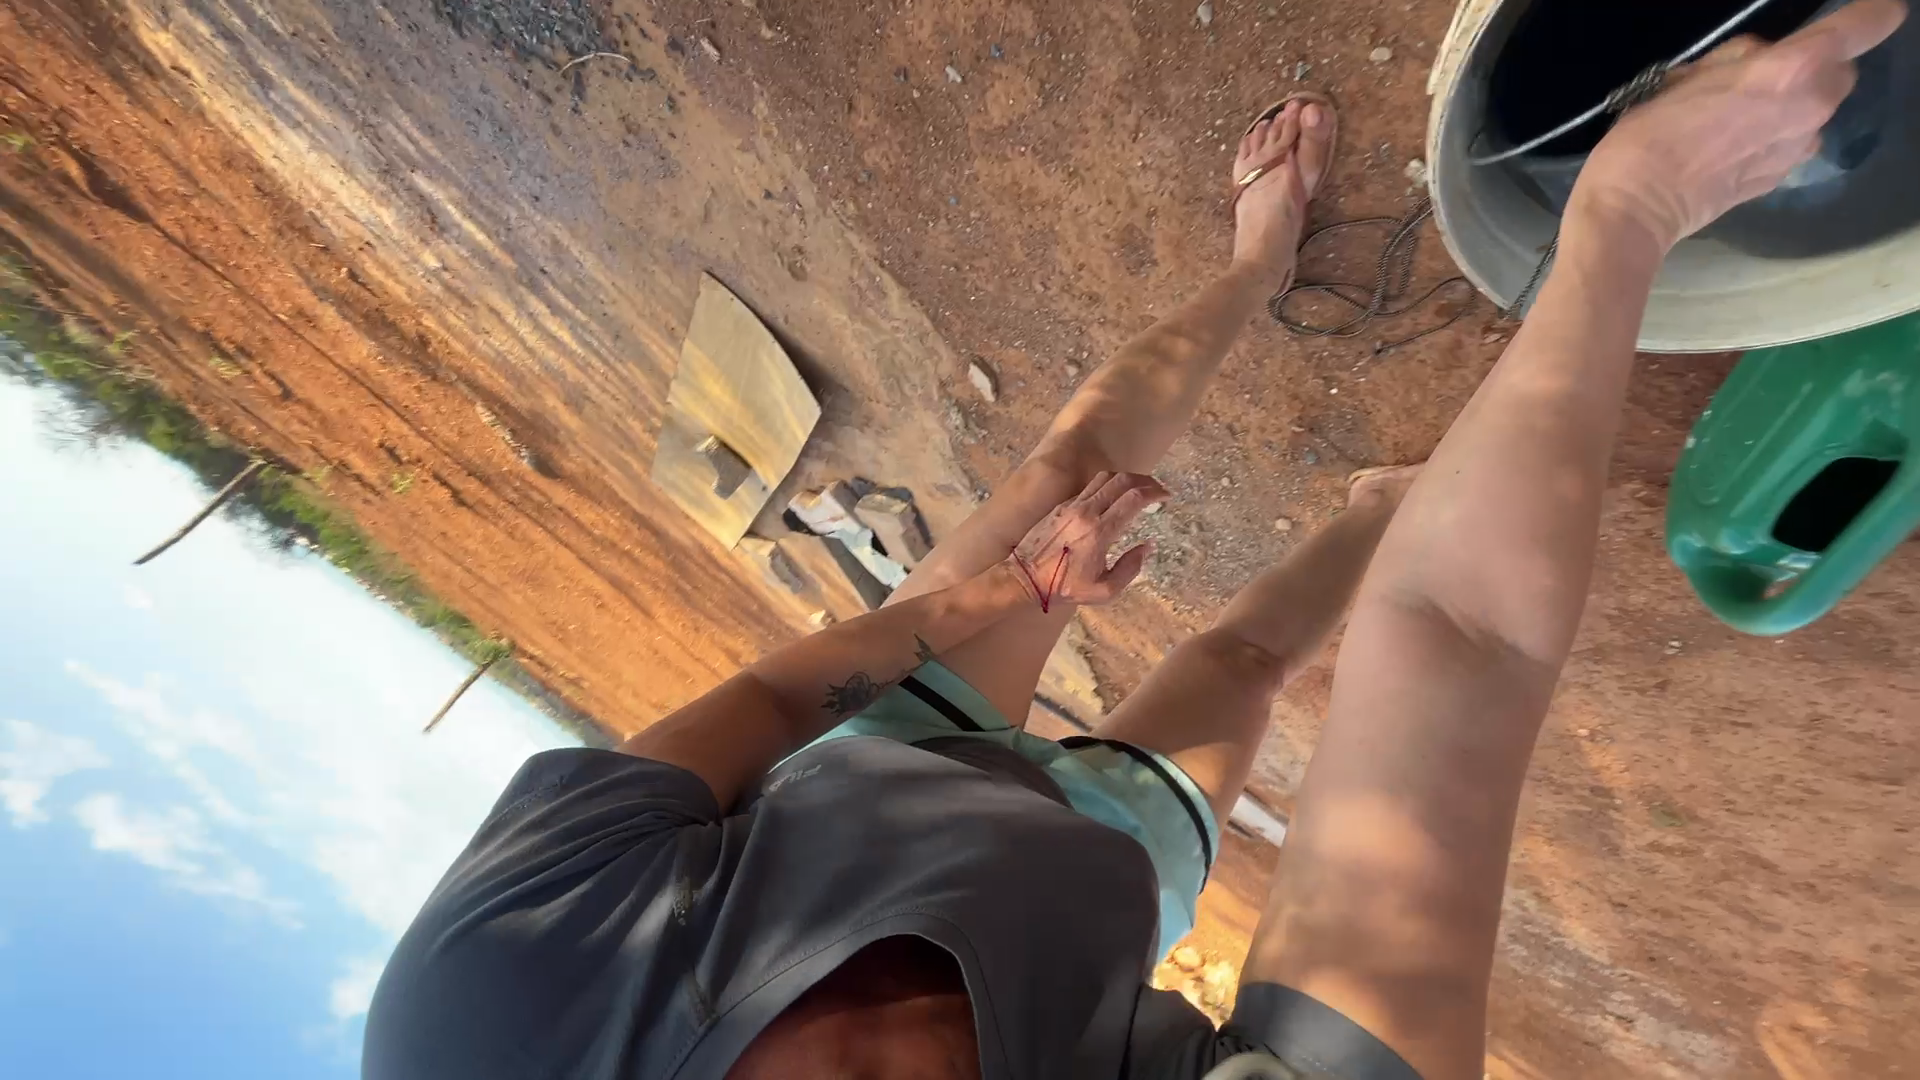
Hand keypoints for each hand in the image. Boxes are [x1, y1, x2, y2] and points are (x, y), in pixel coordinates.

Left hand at [1006, 472, 1167, 609]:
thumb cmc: (1064, 587)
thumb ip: (1130, 568)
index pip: (1134, 498)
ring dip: (1126, 479)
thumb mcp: (1104, 590)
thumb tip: (1147, 547)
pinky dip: (1107, 487)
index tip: (1166, 497)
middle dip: (1145, 480)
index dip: (1155, 493)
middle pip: (1122, 480)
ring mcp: (1071, 506)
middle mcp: (1086, 512)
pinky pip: (1089, 487)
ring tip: (1138, 489)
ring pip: (1104, 478)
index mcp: (1100, 531)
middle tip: (1157, 490)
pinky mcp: (1061, 506)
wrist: (1024, 578)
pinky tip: (1113, 499)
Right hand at [1573, 0, 1906, 249]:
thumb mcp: (1673, 85)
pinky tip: (1720, 162)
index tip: (1825, 33)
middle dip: (1802, 77)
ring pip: (1810, 113)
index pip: (1873, 20)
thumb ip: (1728, 63)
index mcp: (1794, 67)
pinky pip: (1785, 149)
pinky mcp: (1779, 179)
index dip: (1859, 19)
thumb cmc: (1641, 145)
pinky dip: (1762, 149)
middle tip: (1744, 96)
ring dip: (1780, 116)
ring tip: (1725, 135)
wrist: (1627, 217)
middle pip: (1838, 71)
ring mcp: (1800, 146)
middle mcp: (1815, 102)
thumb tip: (1749, 62)